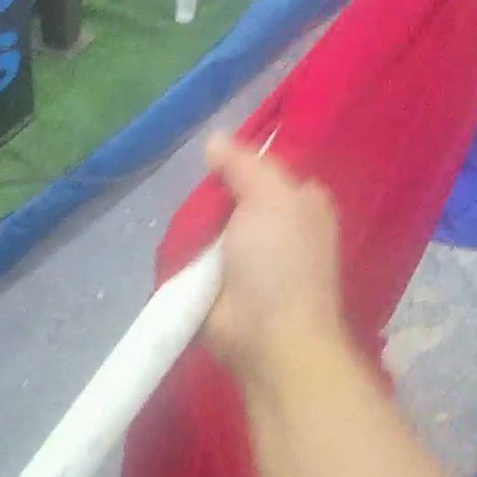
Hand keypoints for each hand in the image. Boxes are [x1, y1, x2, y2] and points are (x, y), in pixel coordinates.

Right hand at [202, 133, 345, 385]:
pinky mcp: (220, 283)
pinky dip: (184, 248)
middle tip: (192, 179)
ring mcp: (249, 258)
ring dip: (196, 220)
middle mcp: (280, 227)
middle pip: (237, 193)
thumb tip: (214, 140)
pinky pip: (196, 253)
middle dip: (214, 189)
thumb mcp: (269, 195)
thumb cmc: (280, 261)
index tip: (216, 148)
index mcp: (303, 204)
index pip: (273, 168)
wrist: (267, 336)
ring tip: (178, 208)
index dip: (247, 157)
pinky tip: (172, 238)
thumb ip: (243, 163)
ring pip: (213, 222)